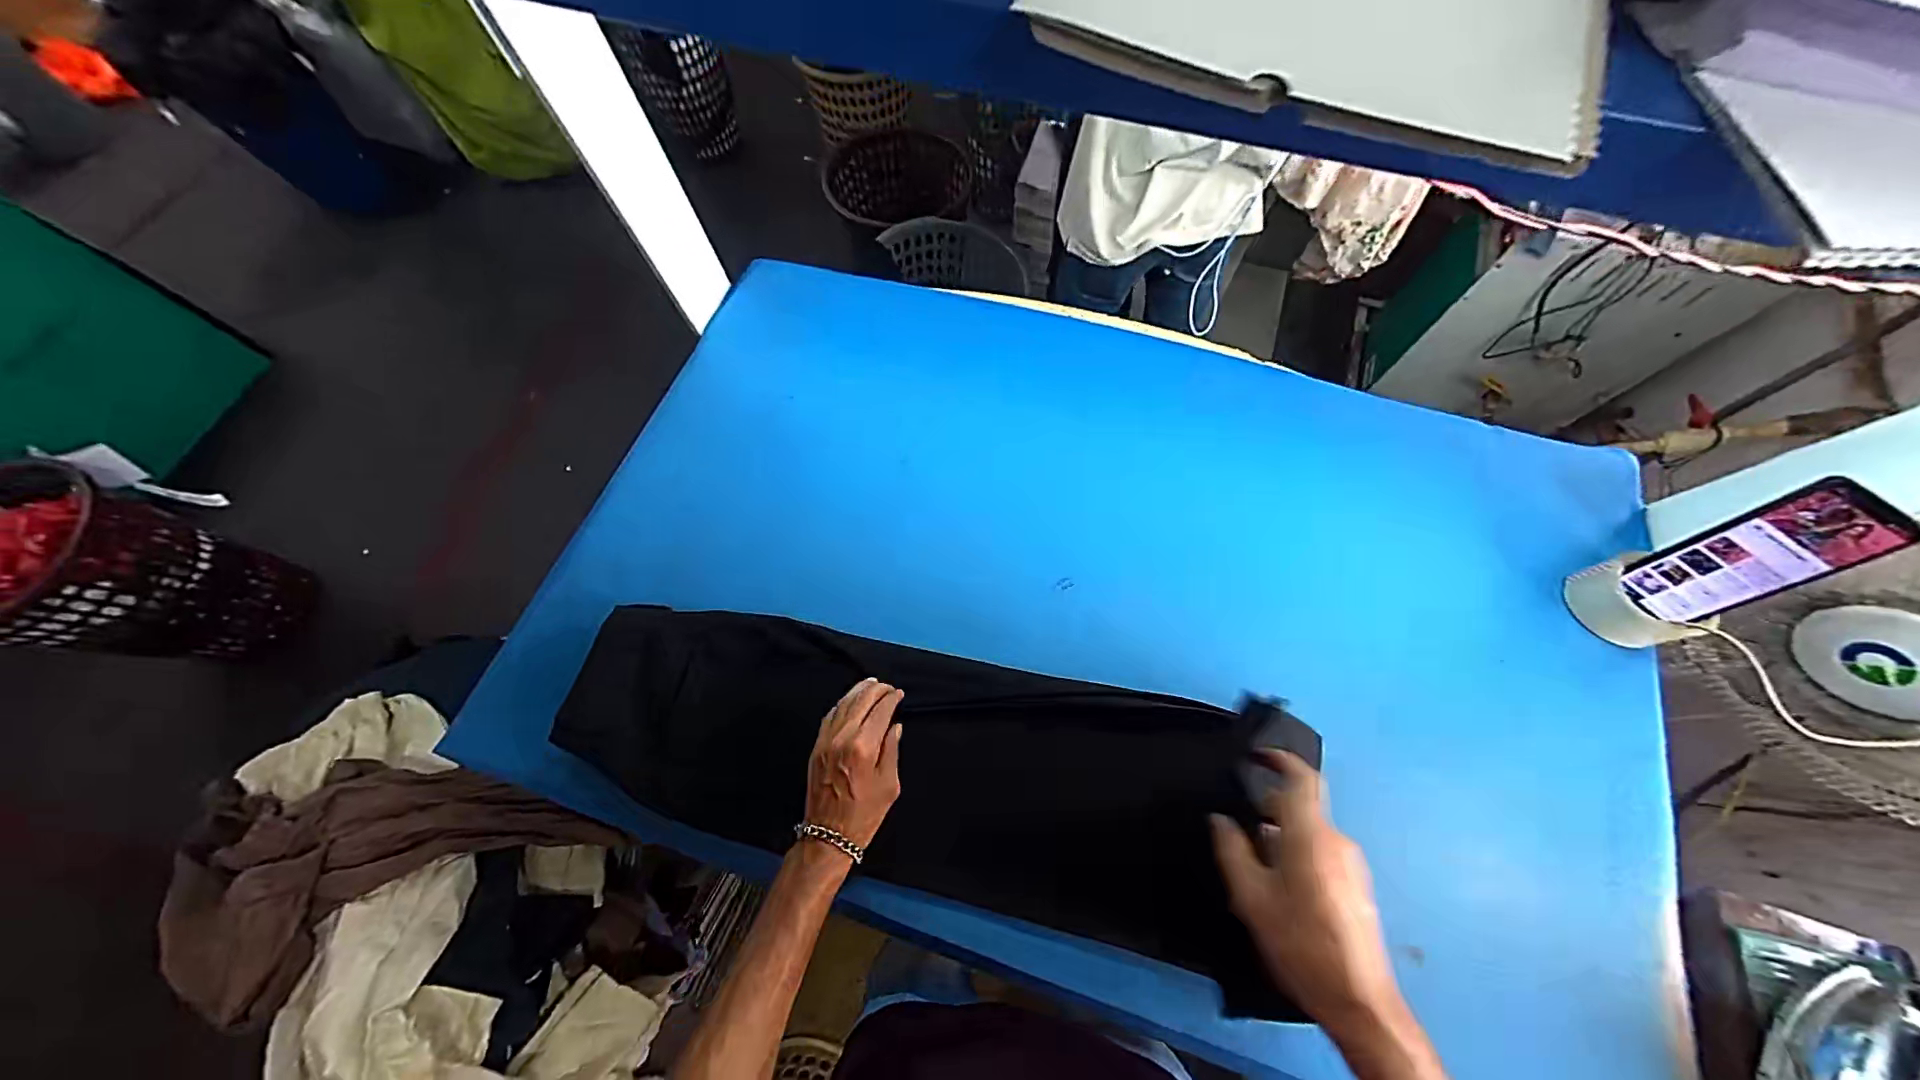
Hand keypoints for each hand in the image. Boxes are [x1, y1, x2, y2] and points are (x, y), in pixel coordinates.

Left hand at [804, 678, 904, 850]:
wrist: (828, 835)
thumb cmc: (864, 815)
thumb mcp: (889, 785)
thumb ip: (891, 750)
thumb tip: (894, 726)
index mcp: (863, 748)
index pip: (880, 711)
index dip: (891, 698)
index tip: (898, 694)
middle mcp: (842, 739)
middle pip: (860, 702)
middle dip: (875, 690)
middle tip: (886, 686)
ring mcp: (825, 742)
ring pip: (842, 705)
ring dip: (857, 692)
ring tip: (869, 685)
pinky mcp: (816, 748)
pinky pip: (828, 717)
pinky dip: (841, 705)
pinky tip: (849, 702)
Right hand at [1211, 750, 1400, 1029]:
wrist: (1360, 1002)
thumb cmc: (1301, 944)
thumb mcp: (1251, 897)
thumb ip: (1231, 849)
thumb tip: (1221, 820)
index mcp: (1311, 836)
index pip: (1302, 779)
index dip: (1279, 759)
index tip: (1257, 753)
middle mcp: (1337, 842)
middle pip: (1300, 808)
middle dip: (1268, 810)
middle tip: (1238, 829)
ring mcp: (1352, 865)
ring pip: (1309, 832)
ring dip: (1281, 836)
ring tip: (1255, 867)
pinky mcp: (1357, 886)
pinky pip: (1321, 852)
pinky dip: (1296, 853)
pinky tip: (1280, 888)